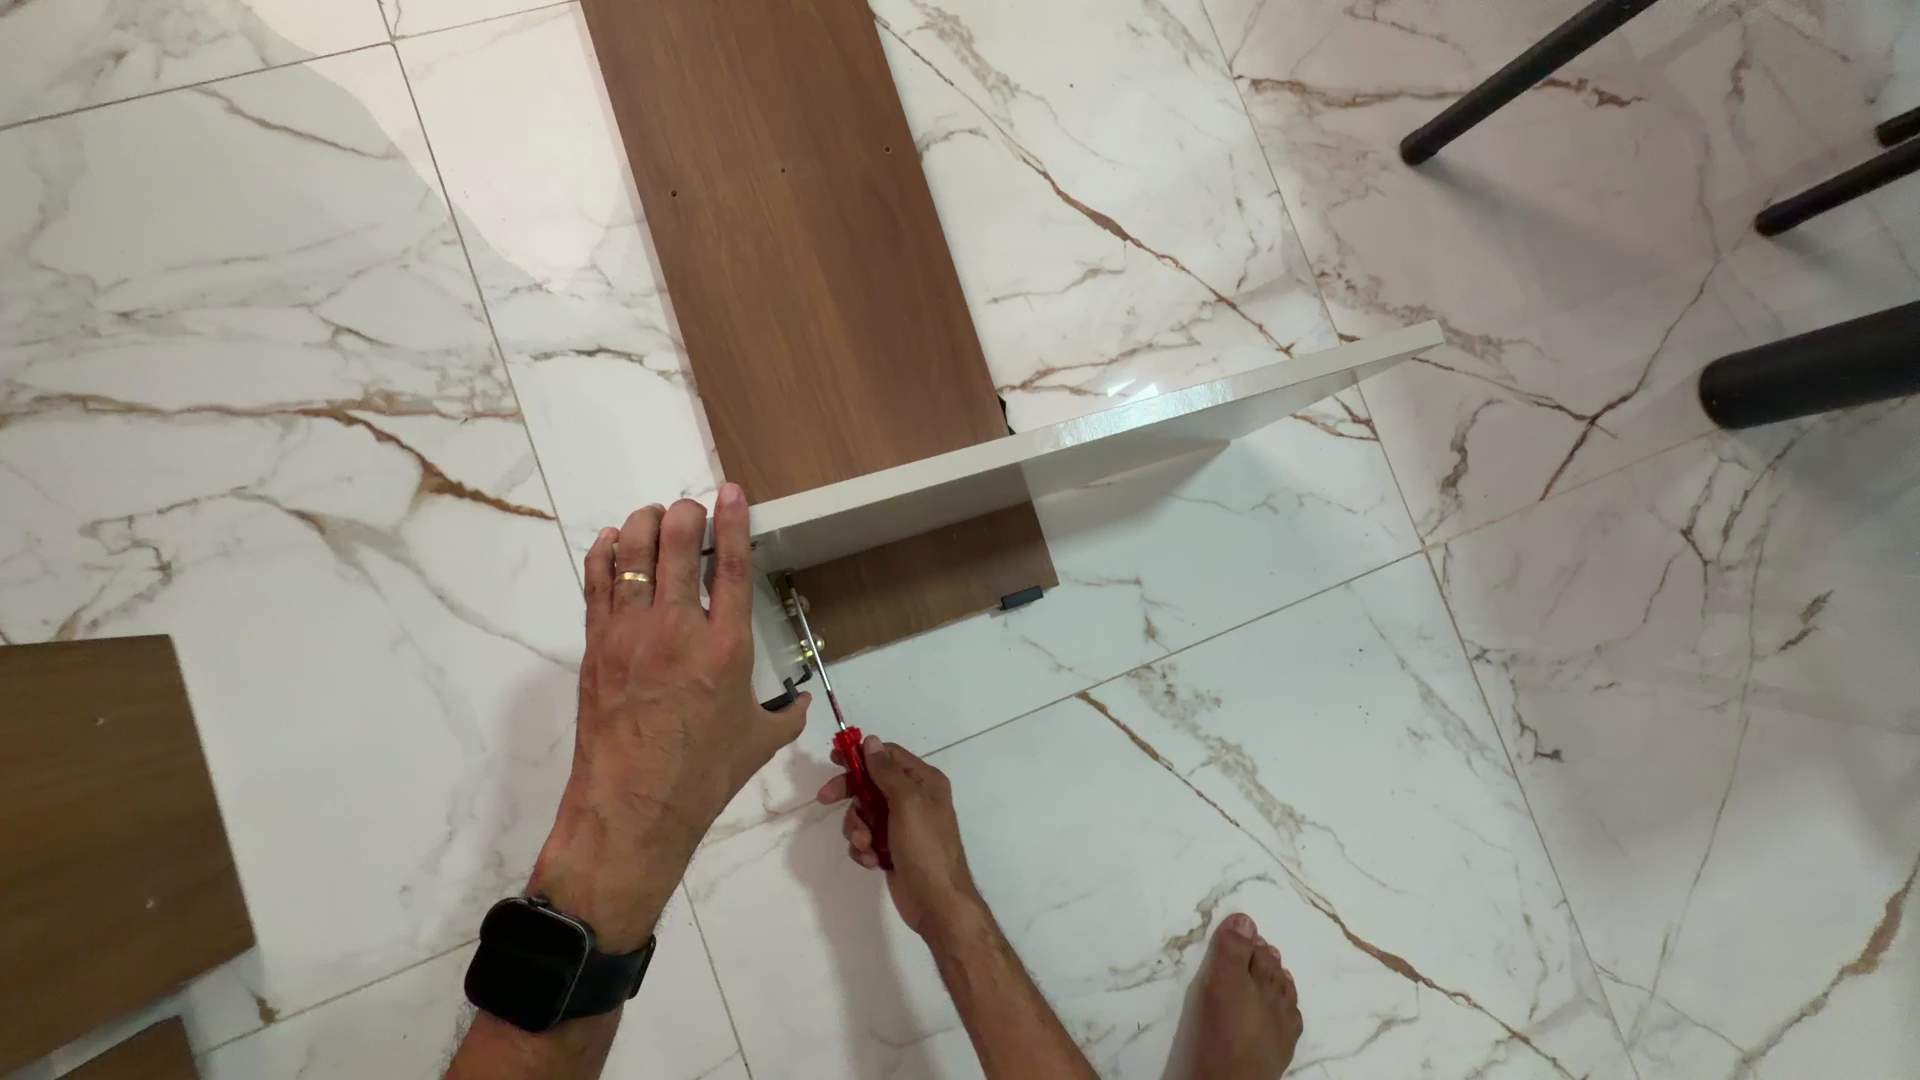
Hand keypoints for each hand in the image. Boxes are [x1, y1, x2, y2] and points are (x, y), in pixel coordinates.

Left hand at [533, 485, 809, 950]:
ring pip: (634, 557)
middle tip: (693, 506)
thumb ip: (785, 713)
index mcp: (726, 647)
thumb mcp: (761, 741)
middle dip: (688, 514)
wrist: (633, 807)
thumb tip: (795, 702)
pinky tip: (614, 541)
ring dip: (646, 525)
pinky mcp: (597, 647)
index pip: (733, 567)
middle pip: (679, 547)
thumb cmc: (704, 773)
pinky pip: (597, 584)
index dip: (734, 522)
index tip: (731, 492)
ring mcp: (630, 635)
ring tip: (656, 515)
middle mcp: (678, 629)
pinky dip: (606, 555)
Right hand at [818, 737, 984, 939]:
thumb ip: (887, 771)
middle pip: (870, 784)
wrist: (937, 903)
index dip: (862, 755)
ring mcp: (901, 825)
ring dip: (858, 828)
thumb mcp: (907, 803)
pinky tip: (871, 861)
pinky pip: (866, 837)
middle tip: (825, 798)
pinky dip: (864, 848)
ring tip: (866, 846)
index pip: (888, 756)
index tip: (835, 760)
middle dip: (850, 794)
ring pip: (864, 813)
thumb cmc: (926, 847)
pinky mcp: (891, 848)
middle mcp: (913, 798)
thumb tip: (871, 740)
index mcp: (924, 781)